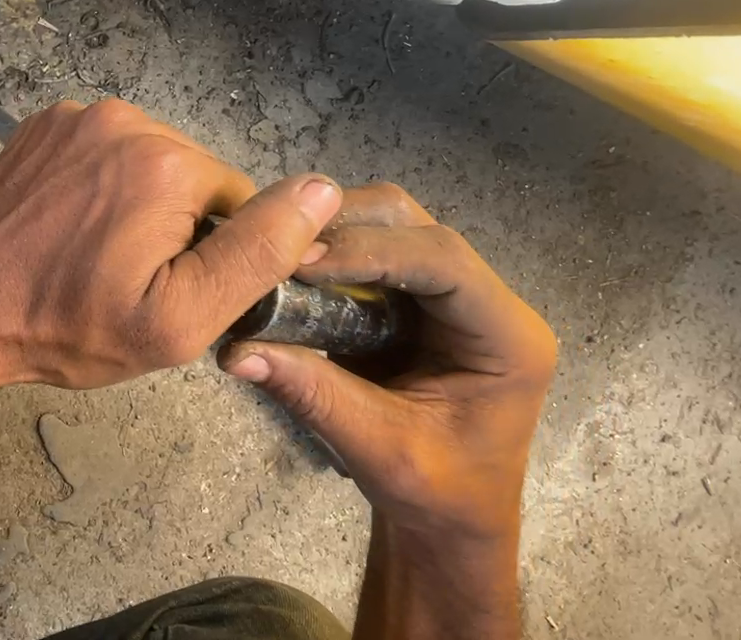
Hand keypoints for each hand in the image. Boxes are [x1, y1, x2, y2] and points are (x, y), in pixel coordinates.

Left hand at [0, 97, 343, 389]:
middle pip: (192, 174)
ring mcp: (75, 114)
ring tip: (94, 249)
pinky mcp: (43, 122)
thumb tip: (322, 189)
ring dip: (138, 201)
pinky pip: (103, 149)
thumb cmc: (69, 325)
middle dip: (177, 223)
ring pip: (148, 160)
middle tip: (127, 273)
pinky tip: (68, 223)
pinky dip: (99, 182)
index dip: (215, 251)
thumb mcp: (181, 317)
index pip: (239, 199)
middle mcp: (124, 118)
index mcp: (166, 162)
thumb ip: (258, 251)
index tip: (167, 284)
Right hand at [217, 183, 556, 540]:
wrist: (449, 519)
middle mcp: (484, 300)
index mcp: (505, 337)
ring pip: (389, 221)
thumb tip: (234, 351)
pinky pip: (368, 244)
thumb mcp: (377, 449)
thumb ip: (312, 393)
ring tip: (279, 251)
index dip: (370, 250)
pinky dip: (327, 245)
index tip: (300, 262)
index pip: (443, 261)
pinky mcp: (411, 294)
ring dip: (332, 228)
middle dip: (344, 224)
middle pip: (413, 223)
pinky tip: (290, 262)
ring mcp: (447, 293)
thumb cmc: (436, 493)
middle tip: (281, 247)